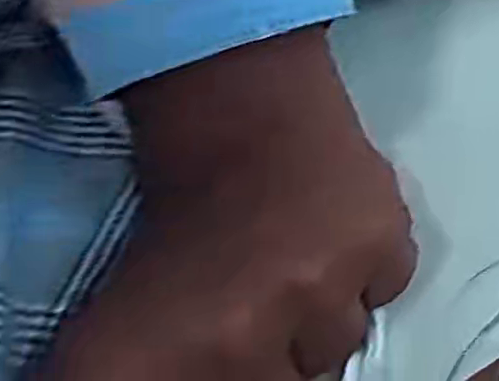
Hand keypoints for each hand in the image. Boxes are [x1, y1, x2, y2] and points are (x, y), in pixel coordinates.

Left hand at [41, 28, 414, 379]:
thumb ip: (144, 380)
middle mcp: (242, 345)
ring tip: (312, 278)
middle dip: (281, 355)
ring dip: (330, 316)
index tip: (243, 350)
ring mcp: (324, 292)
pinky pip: (391, 285)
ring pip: (343, 342)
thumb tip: (195, 375)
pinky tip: (349, 248)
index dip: (233, 372)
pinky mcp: (383, 245)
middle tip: (273, 315)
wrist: (251, 141)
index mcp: (159, 374)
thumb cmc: (184, 237)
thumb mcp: (107, 341)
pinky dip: (375, 272)